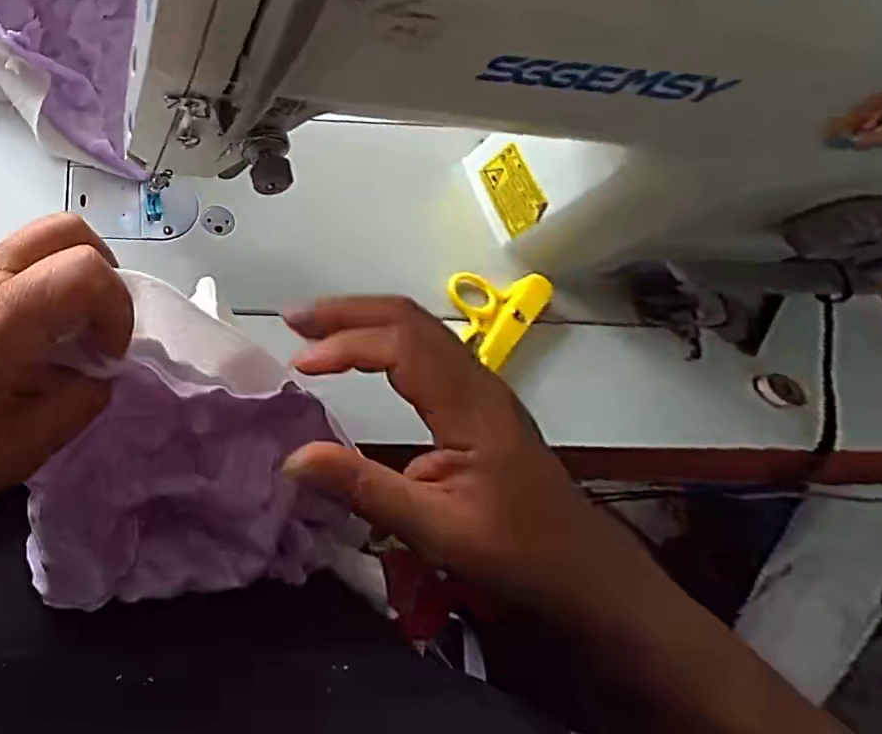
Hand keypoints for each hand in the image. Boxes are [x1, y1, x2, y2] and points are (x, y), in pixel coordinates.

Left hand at [0, 213, 131, 515]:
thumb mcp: (20, 448)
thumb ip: (78, 404)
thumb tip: (100, 375)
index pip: (84, 269)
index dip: (115, 309)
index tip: (106, 356)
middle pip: (66, 228)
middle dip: (103, 271)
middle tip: (98, 327)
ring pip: (41, 236)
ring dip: (73, 272)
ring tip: (70, 331)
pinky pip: (17, 257)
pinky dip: (47, 280)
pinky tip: (35, 335)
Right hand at [280, 296, 651, 618]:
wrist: (589, 570)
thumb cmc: (519, 551)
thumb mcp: (437, 531)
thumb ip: (364, 488)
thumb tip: (294, 458)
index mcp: (471, 405)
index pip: (401, 347)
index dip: (345, 345)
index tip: (301, 365)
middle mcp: (475, 380)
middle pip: (407, 317)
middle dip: (345, 311)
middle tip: (292, 320)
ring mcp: (477, 383)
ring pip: (414, 323)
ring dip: (359, 317)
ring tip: (310, 326)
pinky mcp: (472, 393)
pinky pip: (419, 342)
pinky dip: (376, 333)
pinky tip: (352, 349)